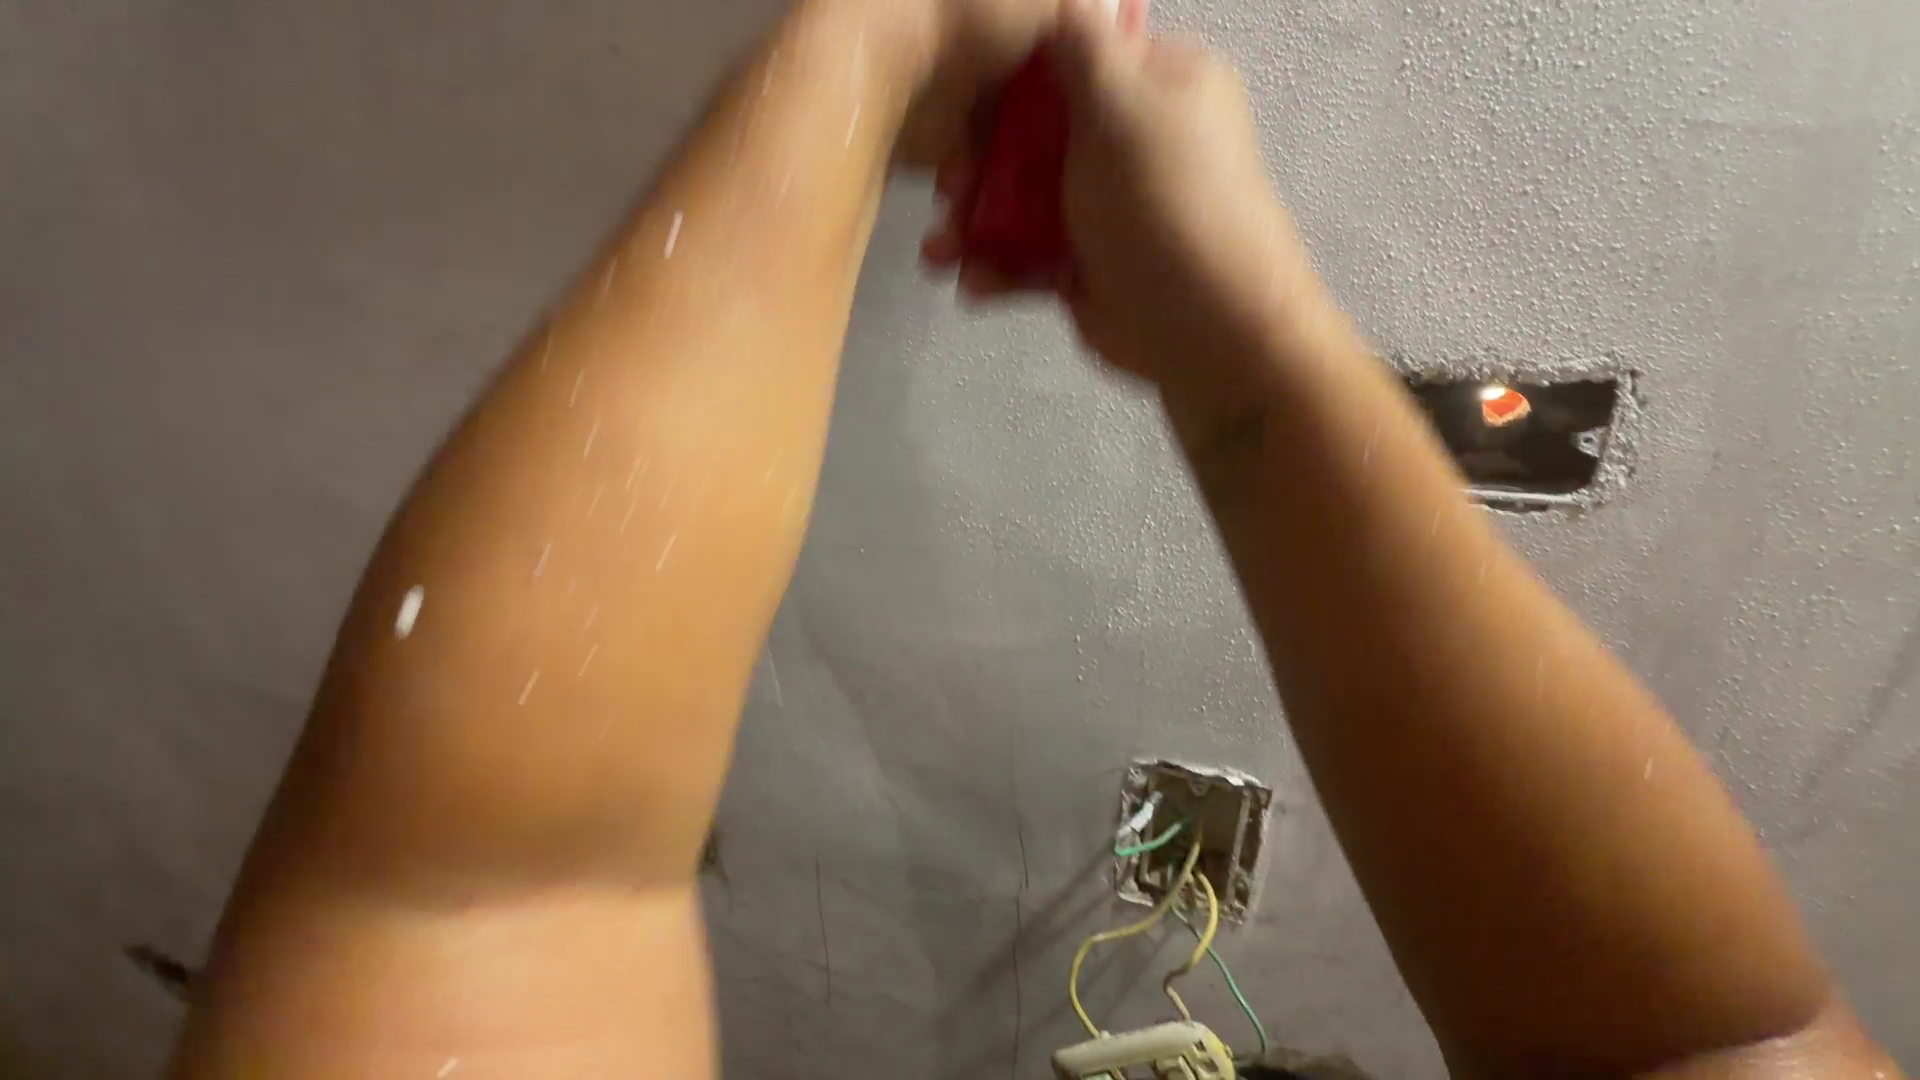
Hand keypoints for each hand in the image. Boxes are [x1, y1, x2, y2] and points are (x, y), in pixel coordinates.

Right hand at [924, 0, 1333, 396]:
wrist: (1202, 323)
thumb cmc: (1165, 201)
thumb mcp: (1125, 104)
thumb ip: (1087, 49)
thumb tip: (1067, 5)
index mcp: (1151, 90)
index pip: (1071, 66)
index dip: (1011, 84)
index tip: (963, 107)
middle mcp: (1127, 148)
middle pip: (1034, 141)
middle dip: (979, 166)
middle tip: (947, 188)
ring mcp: (1103, 213)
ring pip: (1022, 205)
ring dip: (974, 225)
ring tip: (939, 250)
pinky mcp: (1083, 269)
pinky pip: (1028, 260)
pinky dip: (997, 270)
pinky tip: (969, 282)